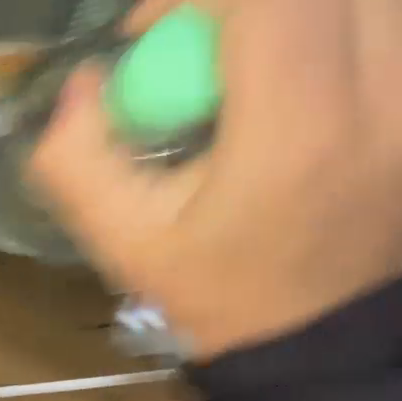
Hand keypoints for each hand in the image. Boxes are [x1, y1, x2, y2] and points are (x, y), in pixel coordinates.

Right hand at [30, 0, 401, 356]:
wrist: (317, 322)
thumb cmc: (208, 284)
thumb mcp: (118, 241)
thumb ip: (77, 164)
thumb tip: (83, 82)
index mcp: (297, 134)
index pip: (271, 3)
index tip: (147, 34)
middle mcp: (388, 91)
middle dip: (240, 3)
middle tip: (196, 42)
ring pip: (359, 4)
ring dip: (288, 19)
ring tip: (244, 61)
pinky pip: (379, 23)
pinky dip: (330, 31)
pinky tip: (294, 70)